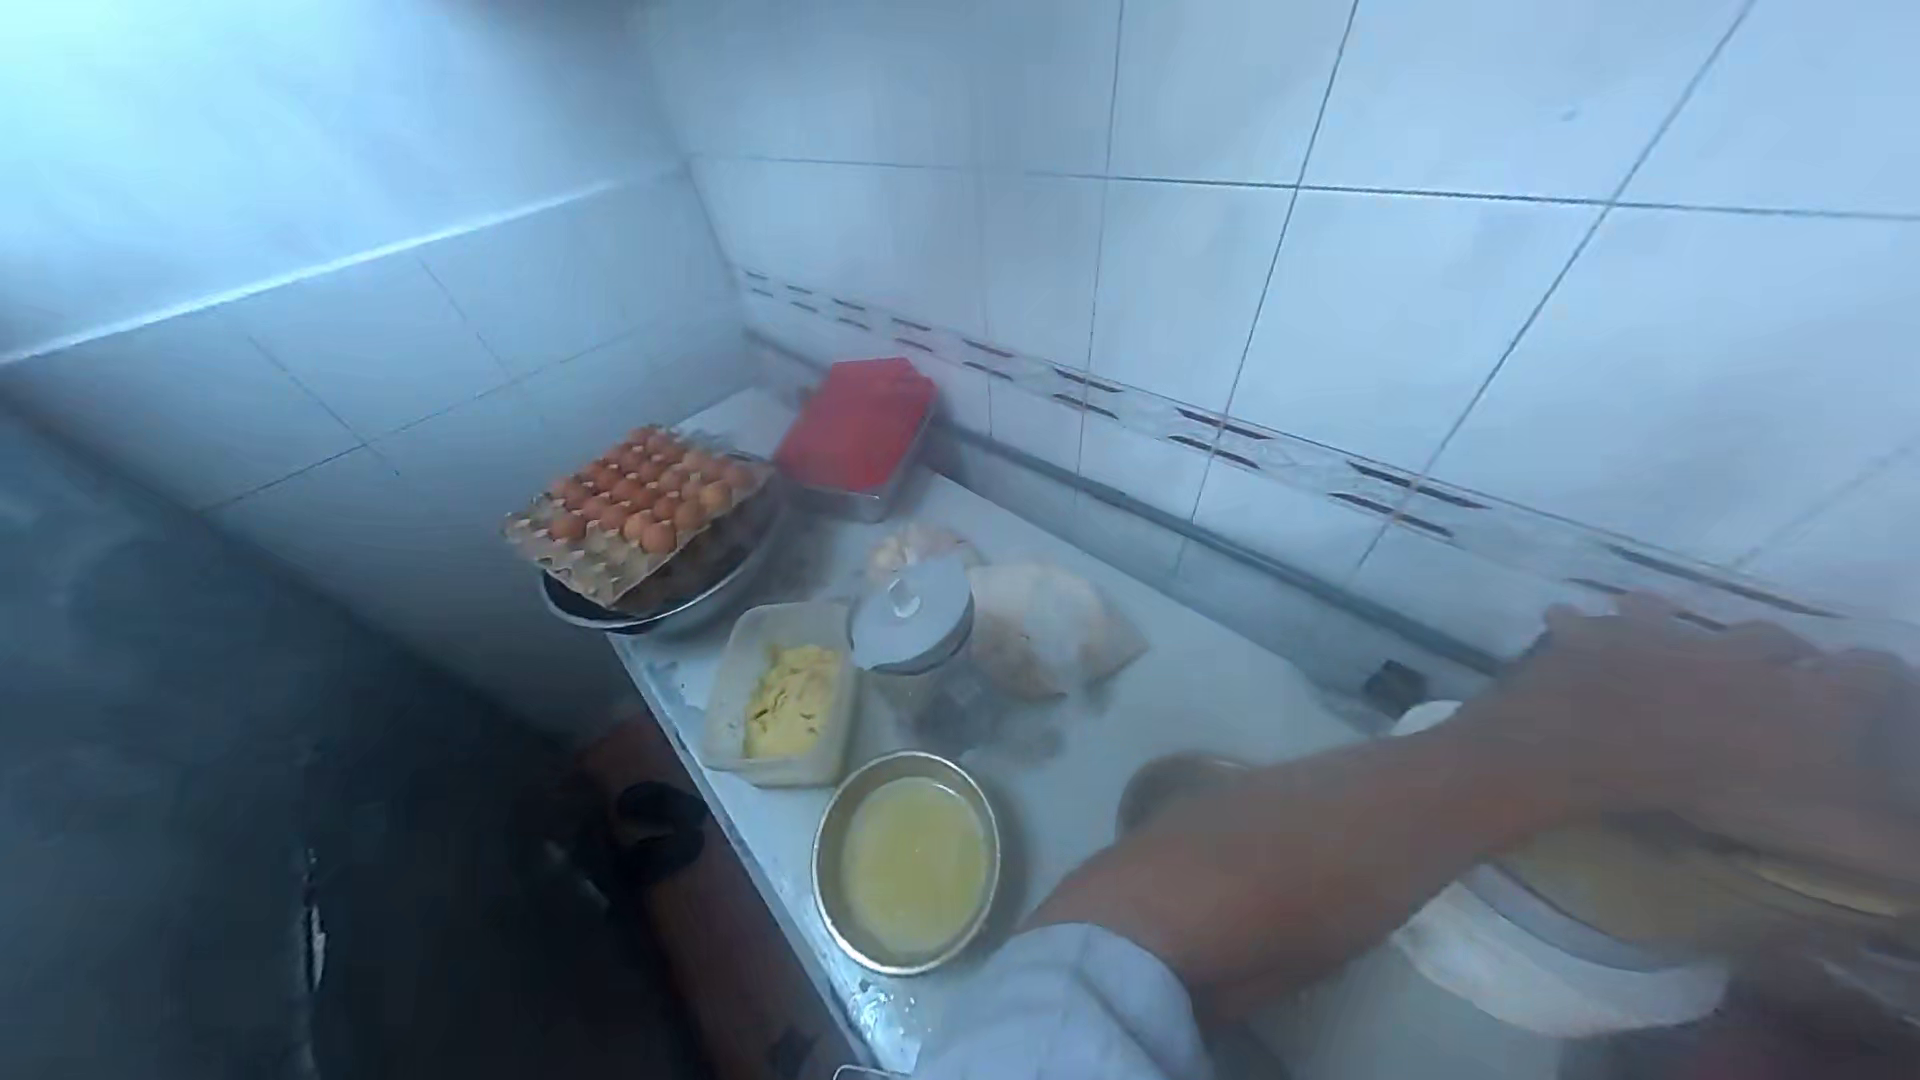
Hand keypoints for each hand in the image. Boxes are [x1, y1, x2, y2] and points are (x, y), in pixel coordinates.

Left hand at [1453, 595, 1919, 816]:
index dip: (1874, 680)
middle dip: (1775, 649)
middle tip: (1767, 666)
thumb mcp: (1844, 836)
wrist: (1608, 747)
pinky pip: (1576, 620)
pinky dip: (1572, 620)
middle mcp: (1736, 653)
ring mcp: (1655, 639)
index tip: (1869, 692)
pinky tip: (1564, 616)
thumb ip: (1913, 849)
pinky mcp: (1592, 640)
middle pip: (1770, 635)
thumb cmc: (1724, 790)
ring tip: (1657, 618)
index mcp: (1812, 694)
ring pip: (1664, 612)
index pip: (1873, 670)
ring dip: (1662, 616)